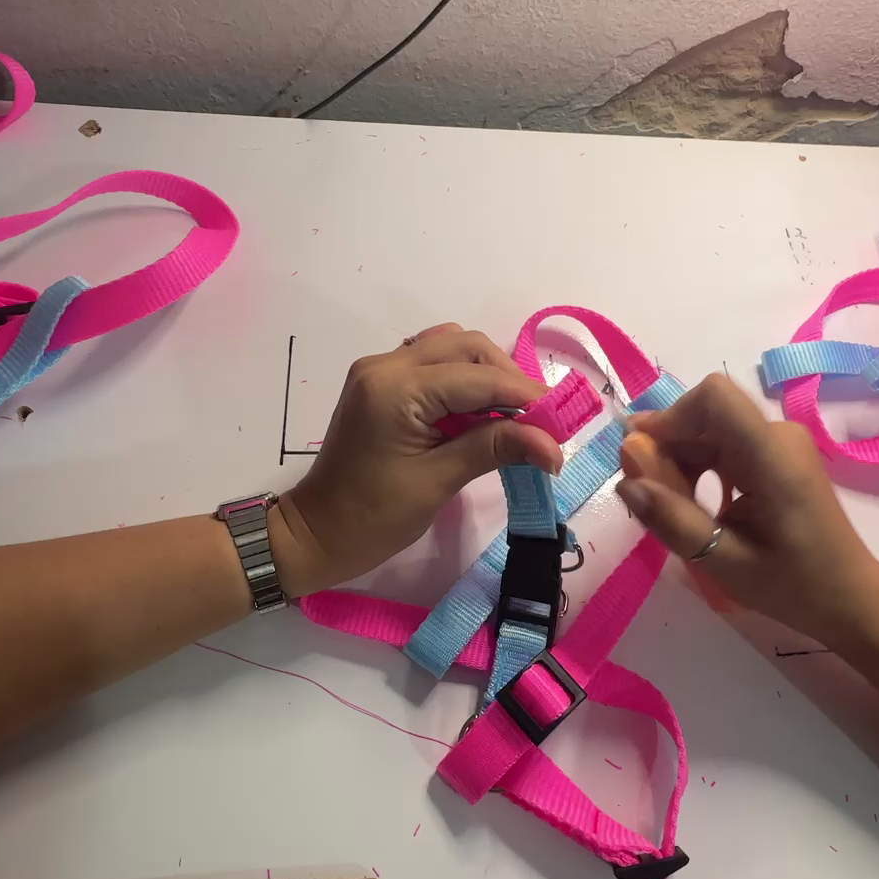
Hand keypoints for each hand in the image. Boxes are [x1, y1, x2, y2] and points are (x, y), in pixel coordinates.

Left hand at [273, 324, 563, 594]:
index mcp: (396, 388)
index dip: (525, 395)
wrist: (316, 532)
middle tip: (536, 421)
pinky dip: (462, 380)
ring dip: (486, 375)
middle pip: (466, 346)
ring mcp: (380, 369)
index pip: (477, 377)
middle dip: (507, 378)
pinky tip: (478, 412)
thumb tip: (554, 446)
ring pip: (451, 348)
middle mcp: (386, 364)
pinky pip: (433, 363)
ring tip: (510, 416)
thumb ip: (496, 449)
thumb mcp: (439, 481)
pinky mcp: (380, 382)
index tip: (562, 421)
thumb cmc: (374, 517)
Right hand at [613, 373, 878, 644]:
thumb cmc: (794, 587)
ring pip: (706, 427)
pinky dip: (695, 466)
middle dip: (667, 447)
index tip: (643, 459)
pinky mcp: (772, 453)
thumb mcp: (725, 563)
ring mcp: (776, 442)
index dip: (670, 417)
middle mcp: (776, 436)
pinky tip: (693, 502)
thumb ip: (673, 519)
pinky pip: (719, 442)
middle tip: (652, 499)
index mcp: (773, 457)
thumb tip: (626, 482)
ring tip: (672, 506)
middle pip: (703, 413)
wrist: (849, 598)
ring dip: (678, 459)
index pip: (714, 397)